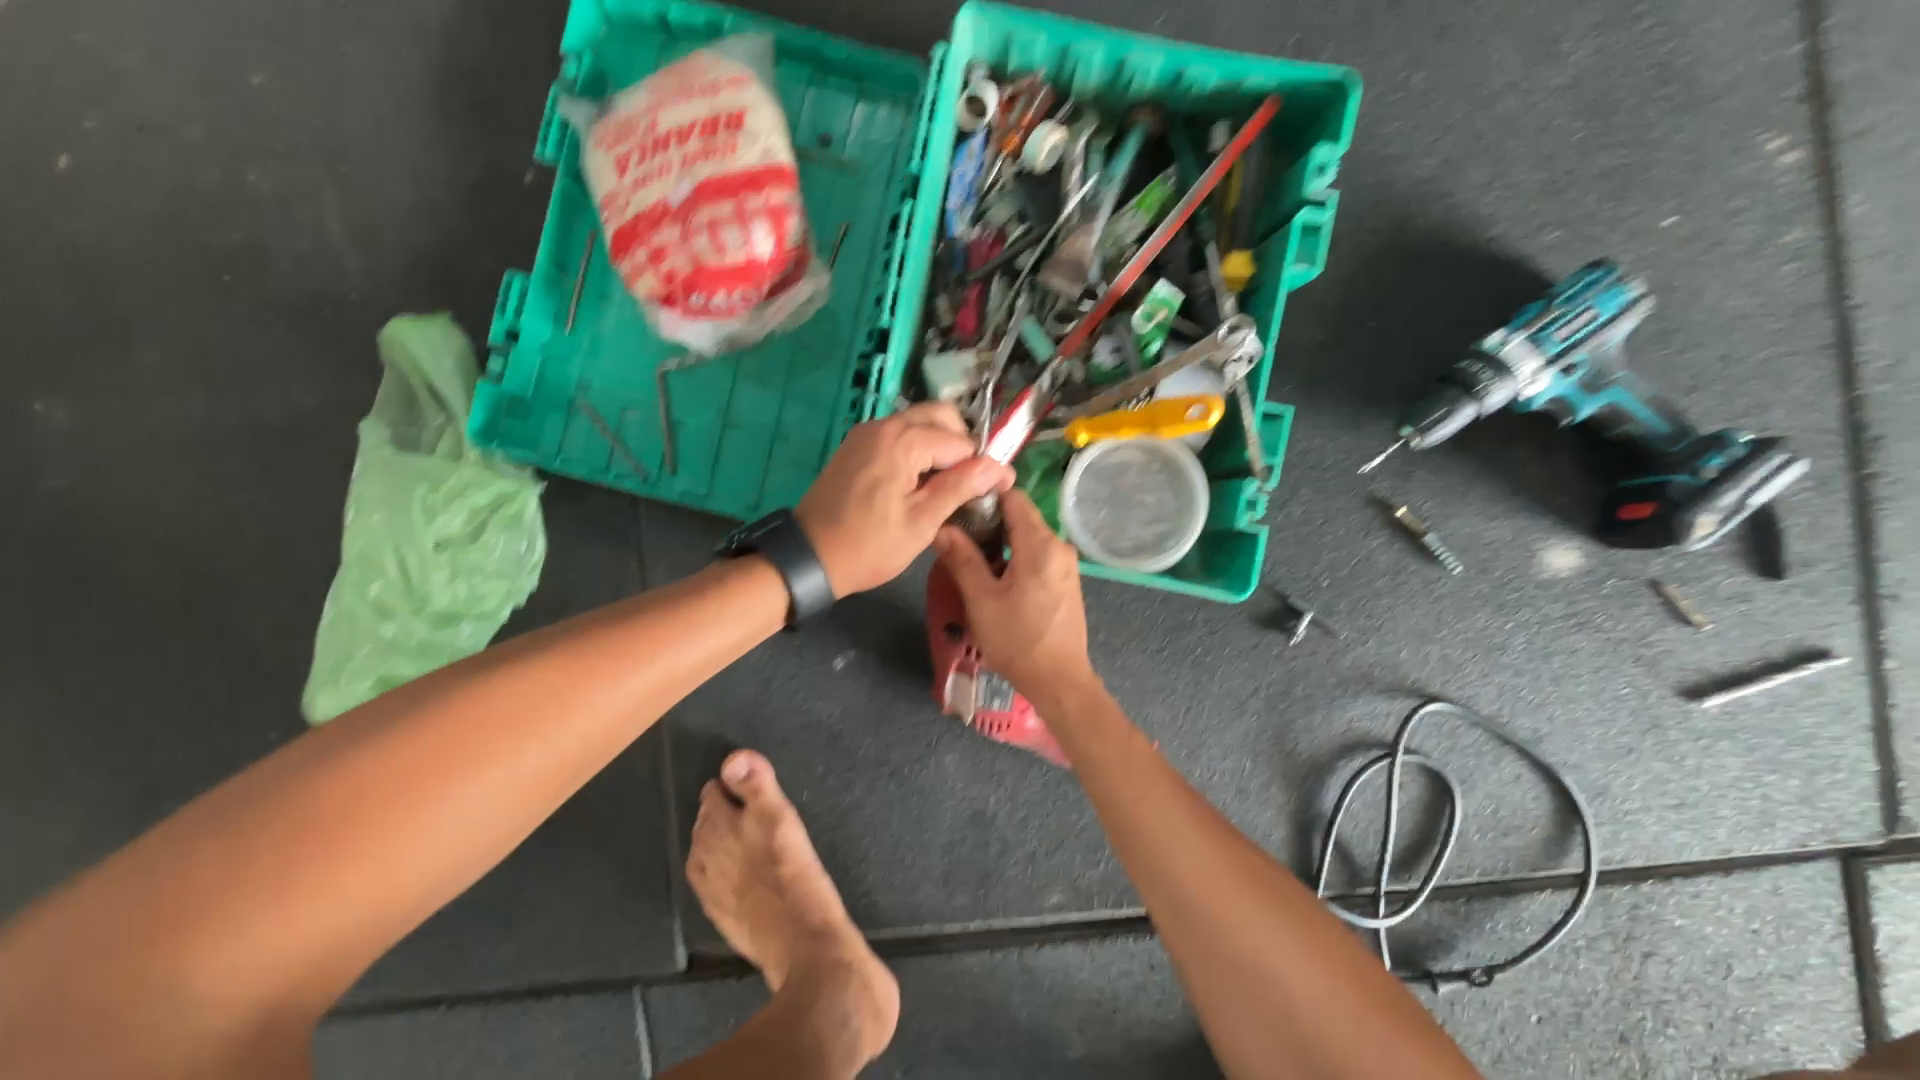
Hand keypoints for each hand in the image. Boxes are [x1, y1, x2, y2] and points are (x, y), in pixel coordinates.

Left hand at [795, 403, 1013, 596]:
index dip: (982, 466)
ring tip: (947, 486)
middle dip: (962, 445)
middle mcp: (884, 425)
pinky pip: (898, 435)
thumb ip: (961, 487)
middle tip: (969, 484)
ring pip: (918, 423)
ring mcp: (866, 433)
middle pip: (940, 416)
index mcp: (902, 441)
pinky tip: (919, 483)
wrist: (809, 557)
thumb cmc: (870, 545)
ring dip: (940, 446)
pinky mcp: (856, 446)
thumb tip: (1001, 468)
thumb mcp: (922, 521)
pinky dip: (917, 449)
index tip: (994, 493)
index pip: (961, 441)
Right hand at [931, 490, 1094, 703]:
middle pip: (1021, 517)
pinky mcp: (1066, 583)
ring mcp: (1066, 566)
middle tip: (957, 536)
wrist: (1059, 681)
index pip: (1014, 497)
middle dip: (989, 522)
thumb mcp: (981, 600)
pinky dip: (1015, 558)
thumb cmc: (1017, 640)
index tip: (959, 507)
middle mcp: (1059, 547)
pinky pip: (1037, 557)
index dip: (985, 496)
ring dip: (1001, 543)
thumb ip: (962, 559)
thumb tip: (942, 528)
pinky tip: (994, 578)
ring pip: (1028, 538)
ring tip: (970, 559)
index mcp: (1041, 544)